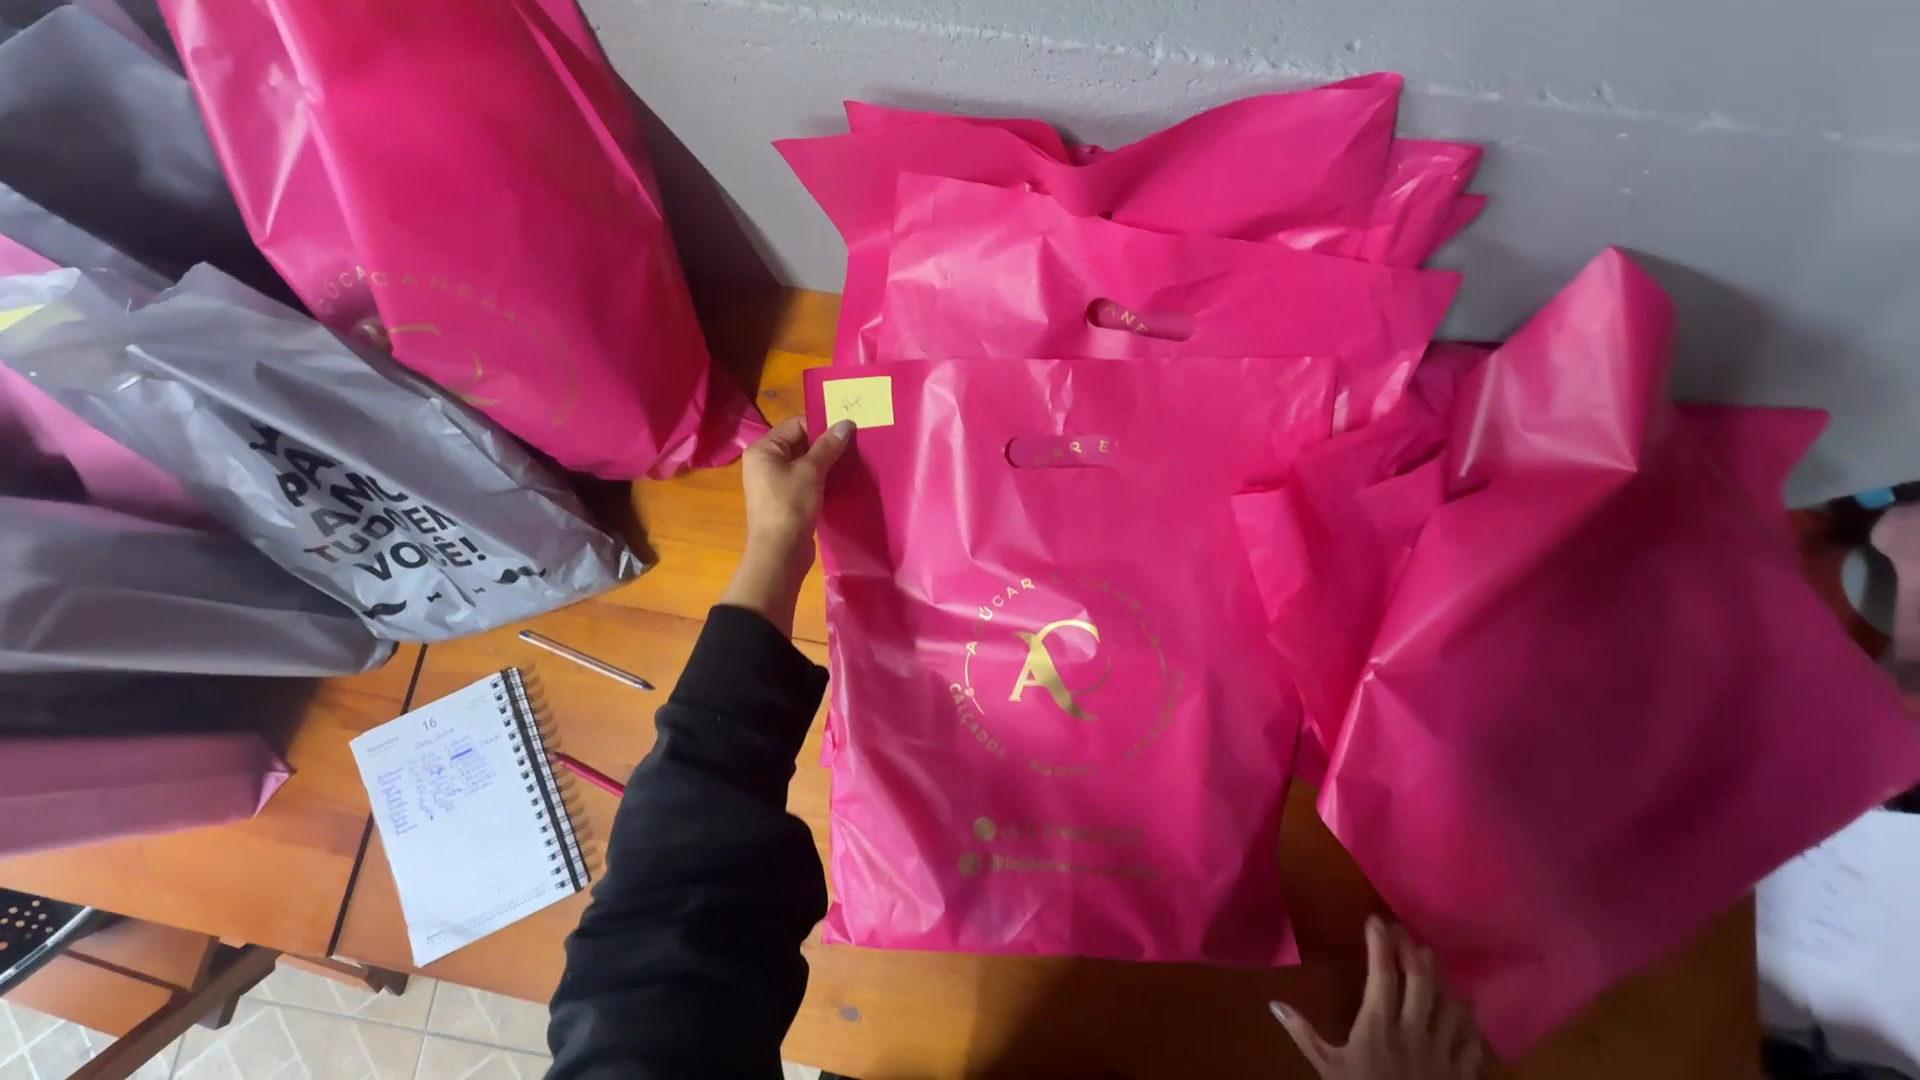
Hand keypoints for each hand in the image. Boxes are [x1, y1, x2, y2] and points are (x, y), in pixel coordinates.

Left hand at [721, 417, 852, 635]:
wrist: (780, 552)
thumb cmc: (791, 506)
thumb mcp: (811, 472)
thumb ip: (828, 446)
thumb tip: (846, 423)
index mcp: (764, 449)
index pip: (795, 425)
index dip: (821, 425)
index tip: (848, 431)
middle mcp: (765, 463)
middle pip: (799, 443)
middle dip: (826, 445)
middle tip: (855, 445)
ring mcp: (773, 483)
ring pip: (804, 464)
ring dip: (826, 463)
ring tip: (852, 462)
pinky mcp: (785, 500)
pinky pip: (805, 481)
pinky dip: (821, 480)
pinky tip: (841, 482)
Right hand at [1270, 918, 1484, 1079]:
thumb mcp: (1327, 1068)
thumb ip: (1303, 1034)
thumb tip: (1274, 1004)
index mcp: (1378, 1026)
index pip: (1382, 975)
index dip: (1380, 944)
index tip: (1376, 920)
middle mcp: (1413, 1032)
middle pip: (1421, 982)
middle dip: (1413, 952)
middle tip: (1406, 932)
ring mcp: (1442, 1054)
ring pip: (1451, 1007)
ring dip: (1443, 980)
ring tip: (1433, 960)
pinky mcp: (1461, 1075)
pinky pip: (1472, 1041)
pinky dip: (1469, 1020)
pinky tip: (1465, 1007)